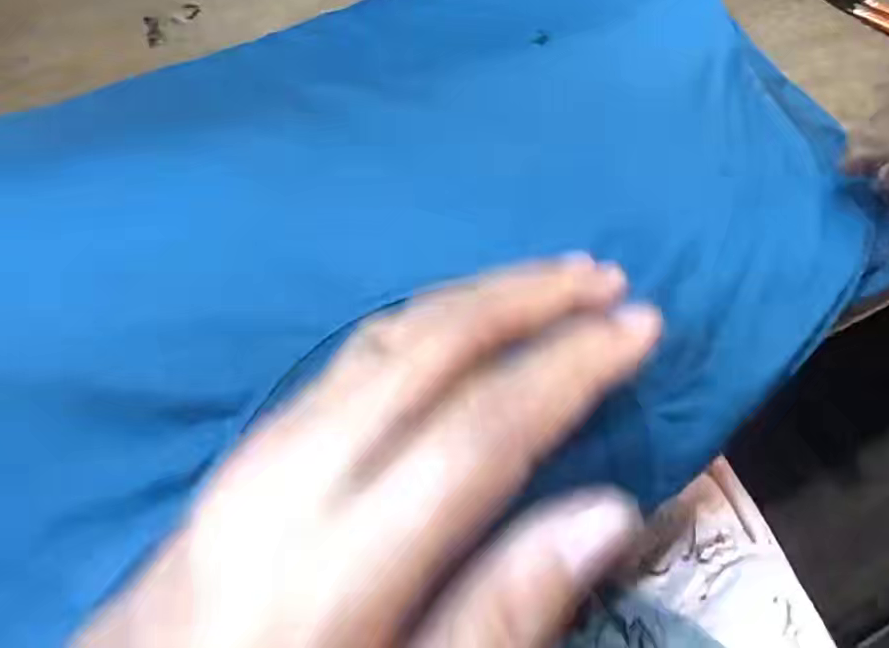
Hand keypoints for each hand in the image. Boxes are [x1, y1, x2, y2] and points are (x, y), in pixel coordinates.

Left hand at [75, 256, 662, 647]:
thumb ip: (503, 618)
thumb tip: (611, 510)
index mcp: (329, 573)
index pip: (484, 429)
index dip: (572, 365)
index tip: (641, 324)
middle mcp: (290, 485)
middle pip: (433, 352)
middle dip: (533, 299)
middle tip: (607, 278)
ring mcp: (260, 455)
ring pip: (393, 333)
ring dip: (488, 291)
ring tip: (558, 276)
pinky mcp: (247, 448)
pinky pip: (360, 348)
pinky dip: (436, 311)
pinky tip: (473, 307)